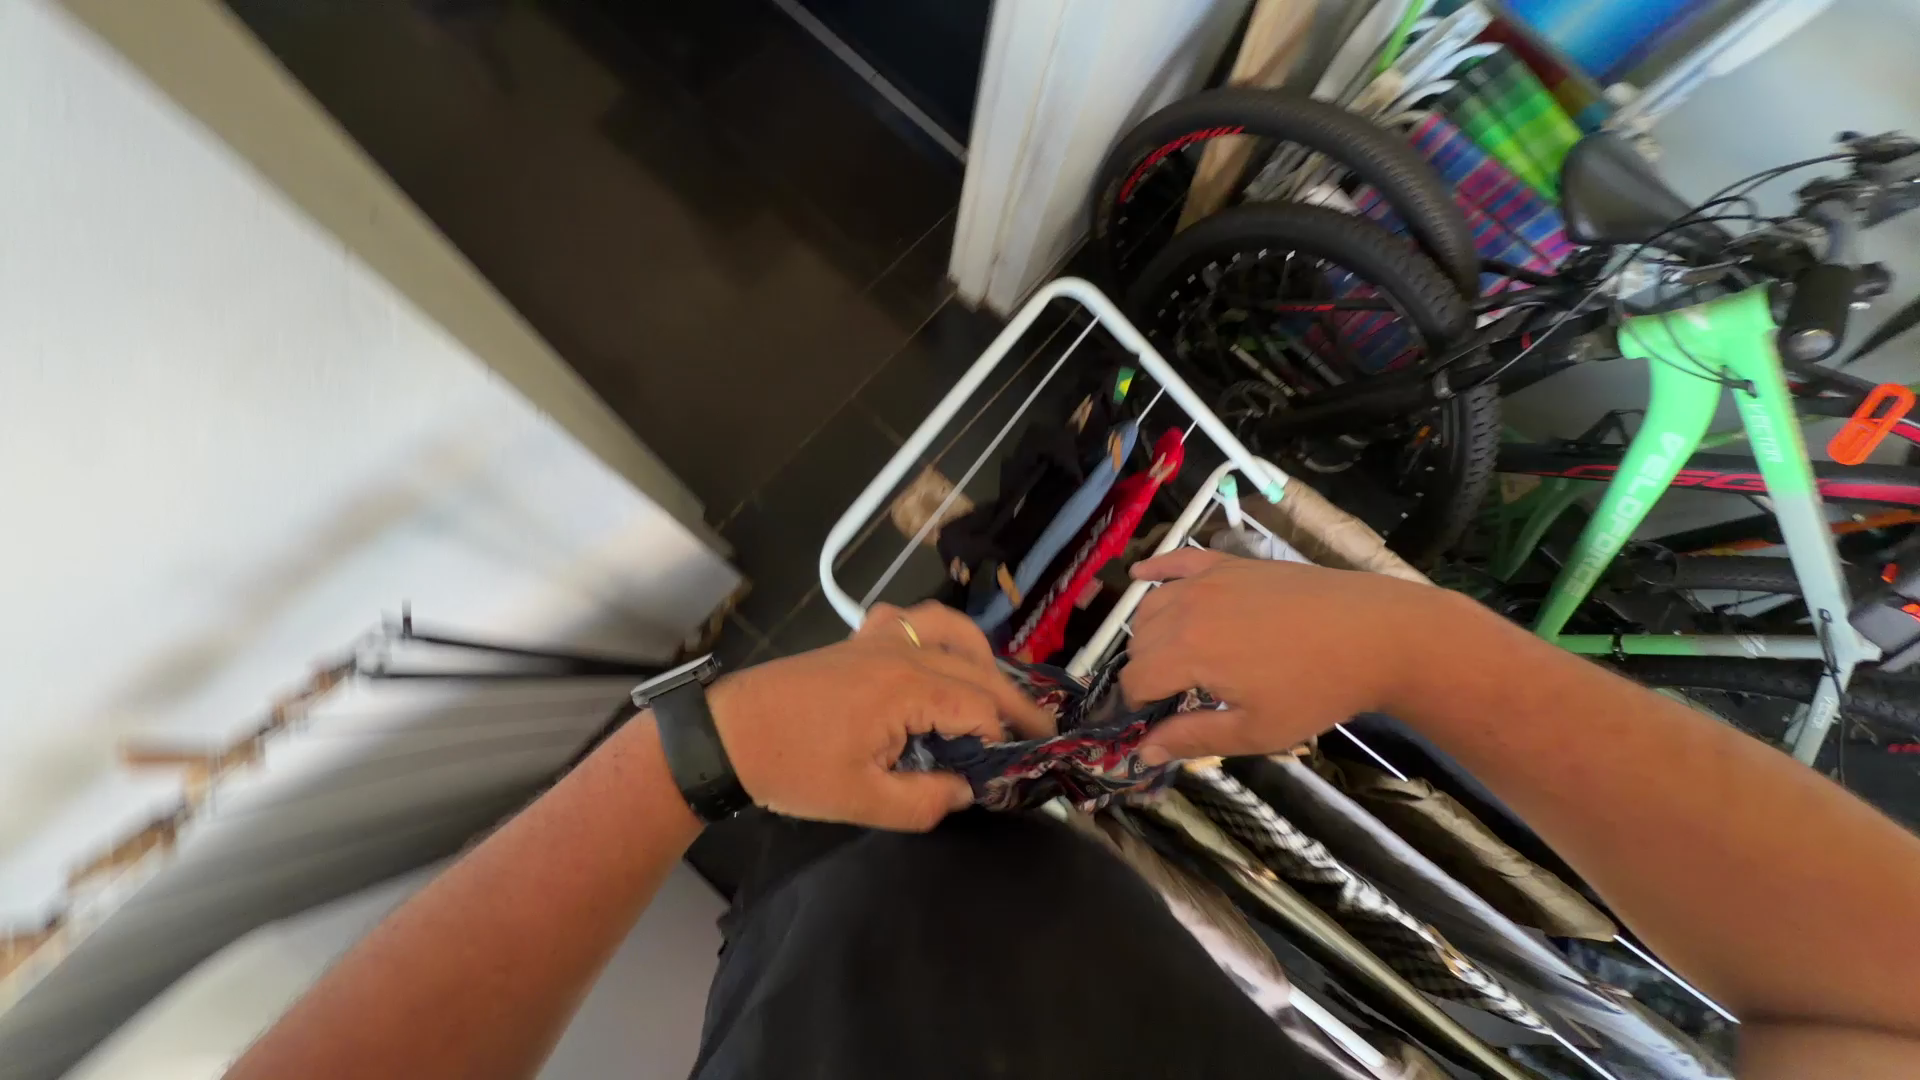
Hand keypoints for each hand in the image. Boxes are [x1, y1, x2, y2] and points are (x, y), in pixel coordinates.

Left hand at [709, 602, 1054, 830]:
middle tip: (1041, 729)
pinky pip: (912, 618)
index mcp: (906, 688)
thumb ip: (925, 800)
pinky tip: (939, 653)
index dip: (1004, 737)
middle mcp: (902, 651)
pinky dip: (938, 631)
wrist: (727, 734)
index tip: (1021, 765)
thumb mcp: (861, 799)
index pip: (977, 706)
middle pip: (976, 667)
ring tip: (998, 687)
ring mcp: (879, 638)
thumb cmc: (792, 768)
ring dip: (982, 656)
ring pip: (950, 628)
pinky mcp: (860, 639)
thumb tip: (968, 789)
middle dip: (1014, 698)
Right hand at [1121, 549, 1457, 763]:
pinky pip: (1176, 559)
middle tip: (1178, 695)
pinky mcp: (1228, 563)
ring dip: (1150, 633)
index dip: (1137, 706)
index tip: (1157, 722)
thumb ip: (1192, 738)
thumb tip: (1143, 752)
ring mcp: (1205, 580)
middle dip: (1146, 673)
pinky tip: (1140, 573)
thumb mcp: (1255, 730)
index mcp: (1186, 652)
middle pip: (1138, 644)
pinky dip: (1154, 566)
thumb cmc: (1316, 690)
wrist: (1376, 634)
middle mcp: (1184, 609)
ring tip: (1175, 656)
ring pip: (1150, 606)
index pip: (1134, 680)